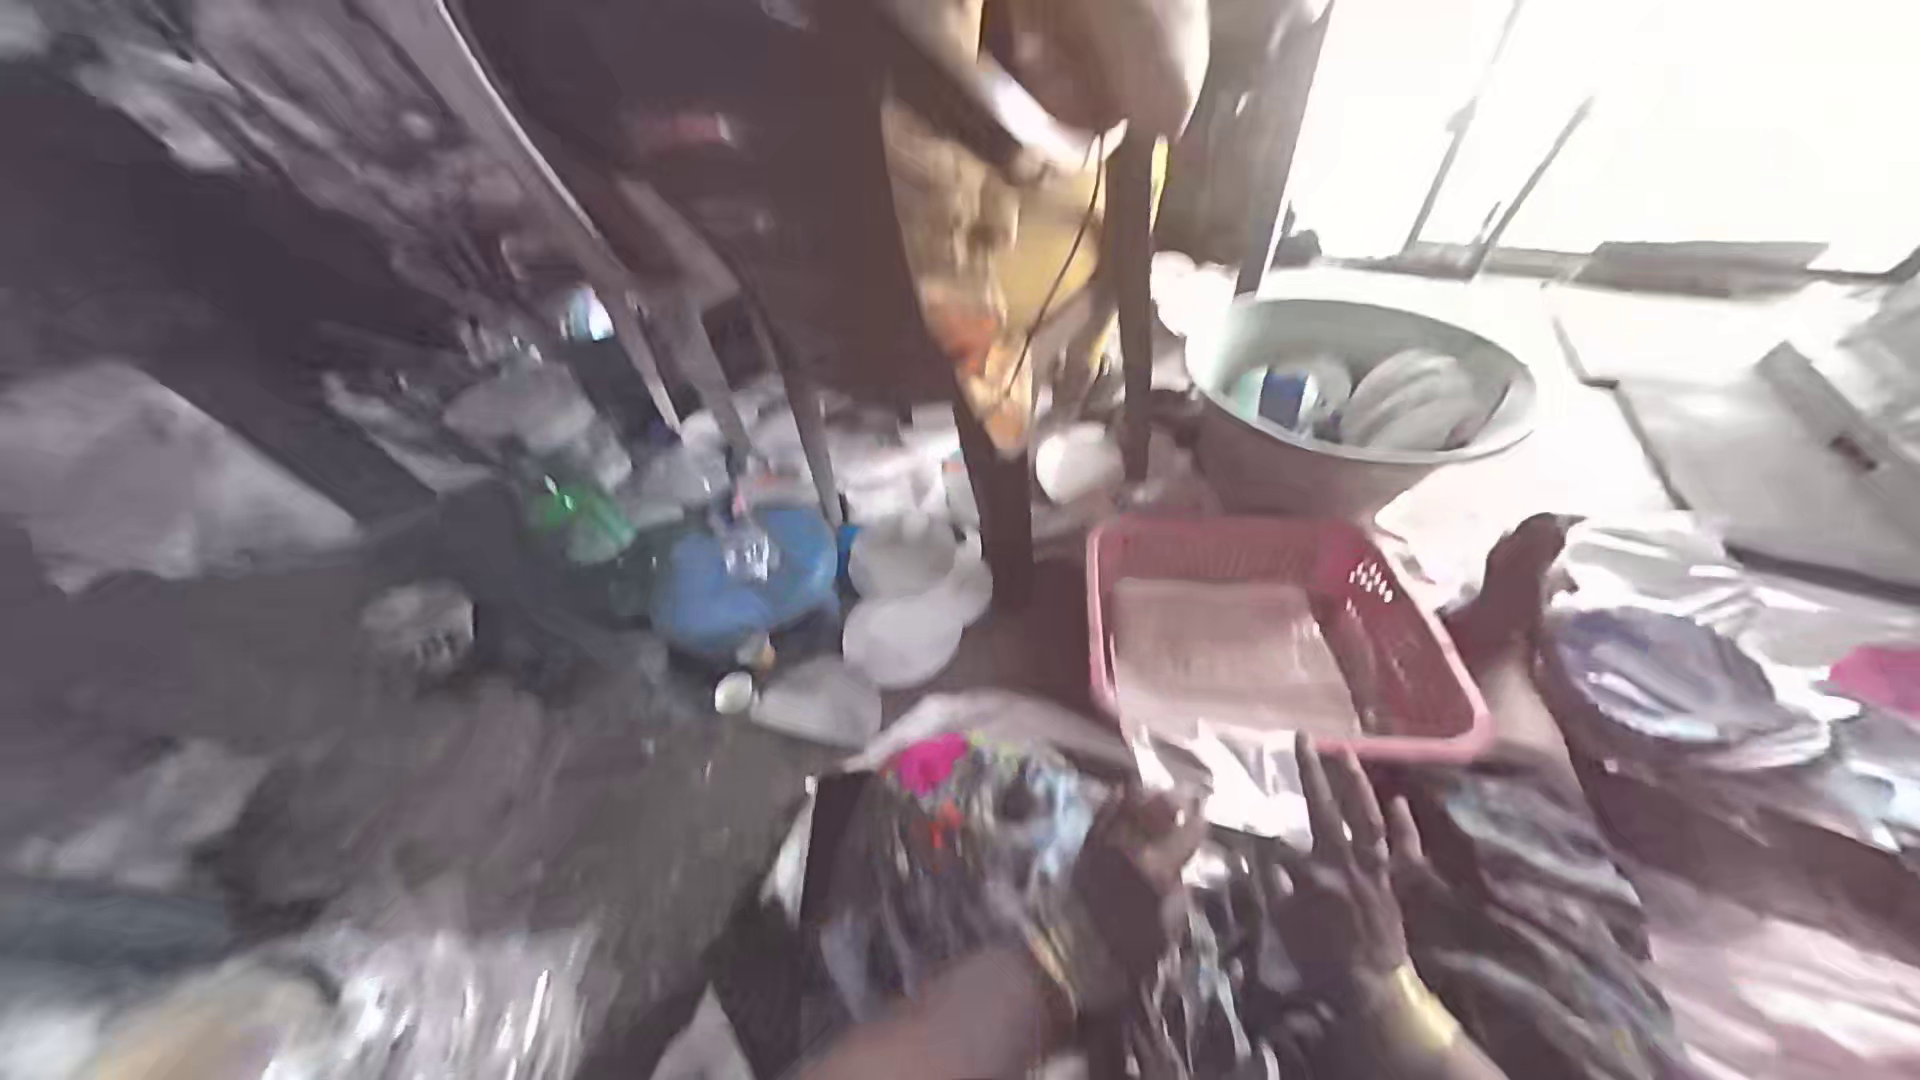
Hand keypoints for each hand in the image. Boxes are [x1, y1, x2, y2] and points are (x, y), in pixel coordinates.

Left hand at [1032, 790, 1204, 1019]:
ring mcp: (1105, 838)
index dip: (1198, 824)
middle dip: (1177, 797)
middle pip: (1157, 810)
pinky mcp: (1087, 839)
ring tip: (1161, 788)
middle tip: (1189, 791)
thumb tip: (1183, 872)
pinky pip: (1104, 809)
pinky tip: (1126, 791)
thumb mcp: (1165, 929)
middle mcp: (1130, 846)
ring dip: (1148, 793)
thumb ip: (1177, 895)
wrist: (1073, 946)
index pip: (1184, 837)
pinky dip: (1117, 798)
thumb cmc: (1126, 947)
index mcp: (1155, 871)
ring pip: (1129, 803)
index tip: (1206, 814)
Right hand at [1263, 737, 1428, 1003]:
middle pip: (1326, 808)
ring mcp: (1374, 869)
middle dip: (1312, 771)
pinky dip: (1404, 825)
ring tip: (1346, 752)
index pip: (1277, 837)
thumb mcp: (1283, 921)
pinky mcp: (1394, 879)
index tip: (1235, 810)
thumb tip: (1254, 845)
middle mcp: (1344, 863)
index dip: (1254, 824)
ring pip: (1368, 819)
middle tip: (1304, 739)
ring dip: (1357, 784)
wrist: (1374, 990)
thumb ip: (1269, 880)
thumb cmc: (1320, 956)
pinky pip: (1405, 849)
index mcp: (1313, 874)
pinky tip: (1397, 799)